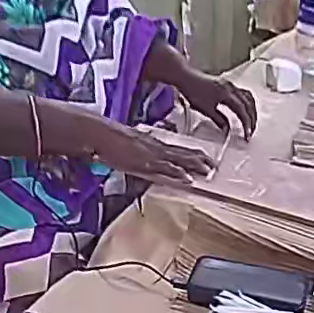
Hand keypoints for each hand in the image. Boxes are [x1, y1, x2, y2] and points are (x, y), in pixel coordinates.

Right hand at [83, 117, 214, 183]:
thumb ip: (142, 152)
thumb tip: (150, 161)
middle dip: (200, 160)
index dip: (193, 154)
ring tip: (208, 171)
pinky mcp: (145, 163)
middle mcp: (156, 148)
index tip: (206, 159)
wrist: (98, 133)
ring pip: (178, 160)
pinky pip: (165, 170)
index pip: (178, 150)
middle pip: (183, 154)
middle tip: (215, 166)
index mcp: (153, 145)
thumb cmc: (110, 141)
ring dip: (194, 166)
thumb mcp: (130, 146)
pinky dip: (177, 174)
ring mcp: (152, 155)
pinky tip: (188, 179)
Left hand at [173, 72, 258, 139]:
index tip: (247, 134)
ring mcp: (229, 85)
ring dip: (251, 111)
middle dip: (251, 119)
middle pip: (248, 104)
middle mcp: (230, 87)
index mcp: (226, 93)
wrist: (185, 77)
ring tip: (251, 122)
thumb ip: (219, 120)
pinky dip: (247, 103)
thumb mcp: (206, 110)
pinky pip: (243, 93)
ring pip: (248, 97)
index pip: (242, 111)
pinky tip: (246, 108)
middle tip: (251, 131)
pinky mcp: (226, 84)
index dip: (246, 124)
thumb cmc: (192, 90)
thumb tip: (227, 129)